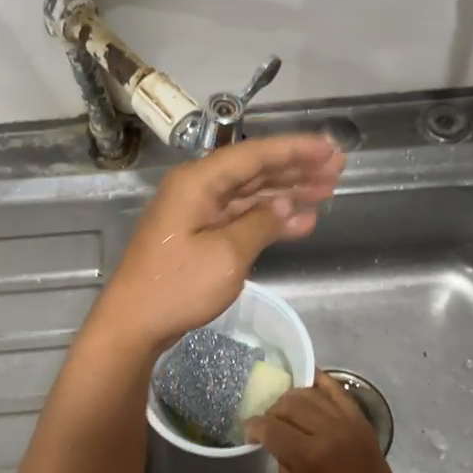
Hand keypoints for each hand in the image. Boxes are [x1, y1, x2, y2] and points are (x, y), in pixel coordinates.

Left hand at [92, 134, 343, 351]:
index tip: (331, 148)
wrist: (134, 323)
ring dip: (287, 194)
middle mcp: (197, 191)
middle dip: (296, 169)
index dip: (296, 150)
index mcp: (198, 183)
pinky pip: (240, 219)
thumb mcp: (226, 255)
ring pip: (250, 195)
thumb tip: (285, 204)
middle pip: (254, 172)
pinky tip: (301, 224)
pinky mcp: (199, 238)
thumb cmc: (177, 287)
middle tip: (338, 169)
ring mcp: (197, 215)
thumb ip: (260, 224)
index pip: (254, 155)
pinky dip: (269, 221)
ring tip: (327, 192)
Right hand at [246, 373, 417, 472]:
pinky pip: (337, 391)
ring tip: (285, 411)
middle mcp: (329, 431)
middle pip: (290, 403)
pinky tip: (307, 385)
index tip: (249, 433)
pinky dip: (320, 383)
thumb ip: (281, 460)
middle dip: (272, 411)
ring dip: (292, 398)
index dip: (254, 428)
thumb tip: (275, 441)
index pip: (271, 427)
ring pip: (311, 393)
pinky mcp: (361, 421)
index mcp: (309, 455)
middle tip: (267, 425)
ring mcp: (349, 422)